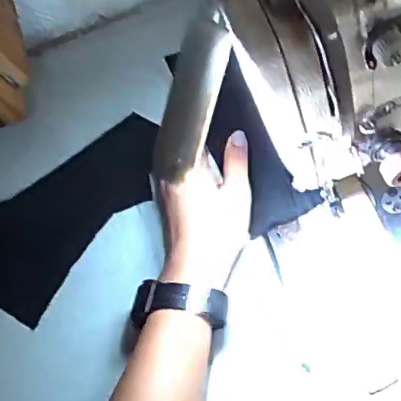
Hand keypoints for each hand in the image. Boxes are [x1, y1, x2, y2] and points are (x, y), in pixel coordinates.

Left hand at [156, 131, 250, 288]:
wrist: (195, 268)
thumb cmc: (216, 236)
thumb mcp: (238, 193)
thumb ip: (237, 160)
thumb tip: (237, 137)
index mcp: (186, 164)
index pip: (196, 132)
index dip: (215, 133)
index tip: (229, 142)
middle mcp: (168, 173)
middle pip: (189, 150)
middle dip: (208, 154)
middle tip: (227, 171)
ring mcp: (163, 189)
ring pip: (183, 167)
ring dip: (200, 171)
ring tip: (219, 190)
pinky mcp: (164, 204)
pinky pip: (180, 184)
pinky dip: (194, 187)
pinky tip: (208, 203)